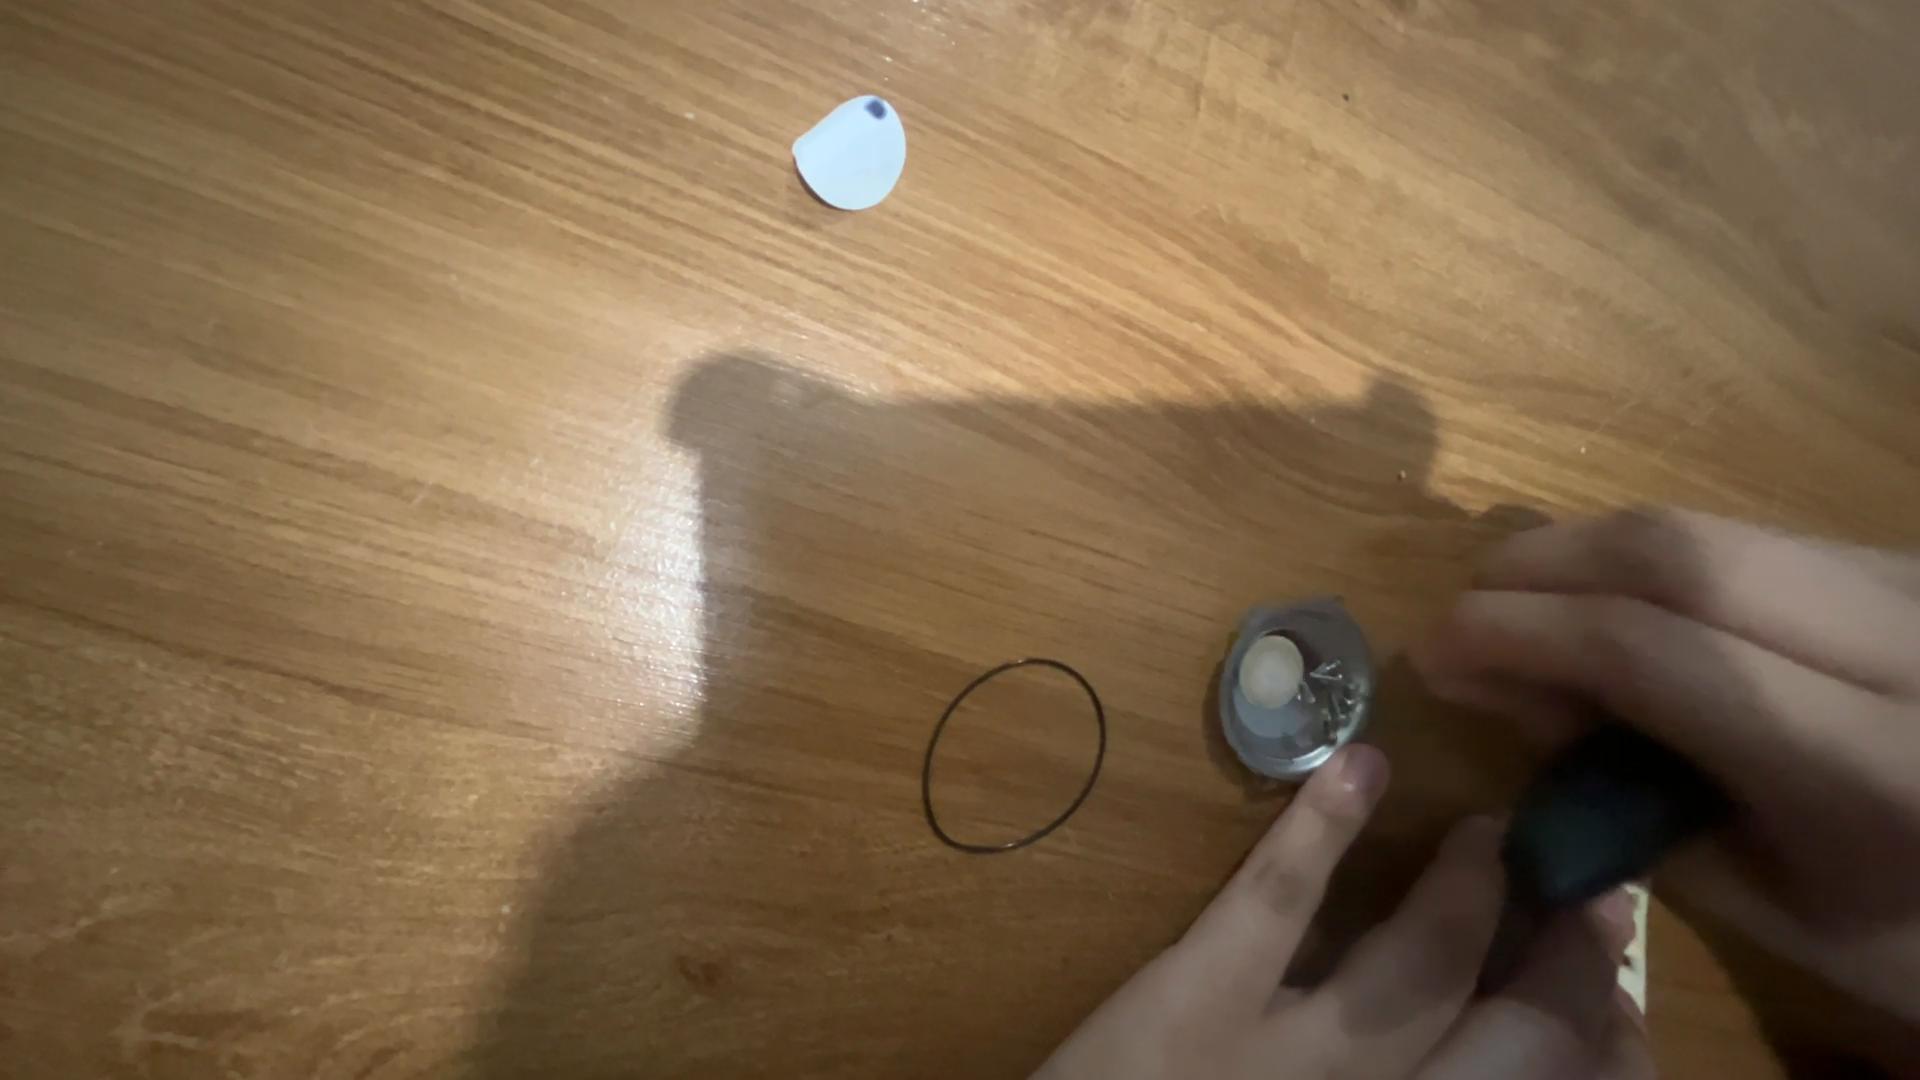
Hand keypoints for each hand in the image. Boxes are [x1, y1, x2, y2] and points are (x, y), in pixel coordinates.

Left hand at [1034, 744, 1647, 1079]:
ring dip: (1464, 893)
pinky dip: (1324, 827)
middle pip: (1516, 1045)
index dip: (1599, 1043)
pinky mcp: (1204, 992)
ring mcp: (1291, 1055)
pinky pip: (1279, 898)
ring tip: (1492, 834)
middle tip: (1588, 892)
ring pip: (1415, 966)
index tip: (1613, 989)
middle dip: (1568, 968)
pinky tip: (1361, 767)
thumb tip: (1467, 1047)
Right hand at [1415, 508, 1919, 1024]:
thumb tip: (1489, 685)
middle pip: (1667, 552)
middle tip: (1464, 612)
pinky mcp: (1906, 564)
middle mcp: (1912, 649)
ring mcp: (1919, 587)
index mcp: (1876, 768)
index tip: (1432, 656)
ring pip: (1695, 526)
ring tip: (1522, 607)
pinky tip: (1609, 607)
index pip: (1644, 648)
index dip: (1512, 633)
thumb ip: (1608, 788)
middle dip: (1528, 567)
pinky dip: (1635, 562)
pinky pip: (1730, 534)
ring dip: (1572, 555)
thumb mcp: (1759, 895)